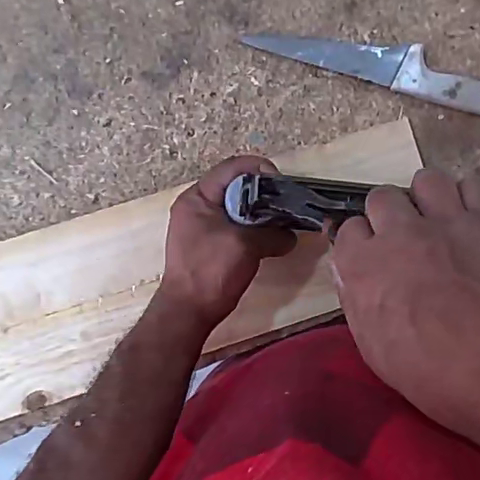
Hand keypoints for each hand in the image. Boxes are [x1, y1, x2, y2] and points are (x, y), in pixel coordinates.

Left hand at [157, 155, 298, 326]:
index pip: (232, 168)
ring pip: (238, 207)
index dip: (259, 169)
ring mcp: (203, 225)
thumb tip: (290, 236)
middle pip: (236, 186)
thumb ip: (272, 234)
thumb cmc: (211, 271)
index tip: (281, 184)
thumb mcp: (246, 245)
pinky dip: (254, 228)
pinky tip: (271, 239)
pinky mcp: (211, 242)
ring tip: (283, 221)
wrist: (189, 311)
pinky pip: (236, 225)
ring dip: (261, 213)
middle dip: (263, 193)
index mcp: (197, 198)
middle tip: (286, 203)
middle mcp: (198, 206)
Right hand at [330, 169, 479, 457]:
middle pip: (381, 198)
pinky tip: (470, 221)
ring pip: (425, 180)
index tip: (374, 259)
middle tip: (406, 243)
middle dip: (388, 217)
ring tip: (438, 223)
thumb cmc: (435, 376)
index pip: (347, 230)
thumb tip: (349, 270)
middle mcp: (400, 234)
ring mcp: (445, 222)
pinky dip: (467, 197)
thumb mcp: (376, 350)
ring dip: (426, 198)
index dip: (361, 245)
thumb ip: (356, 300)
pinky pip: (470, 184)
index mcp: (364, 267)